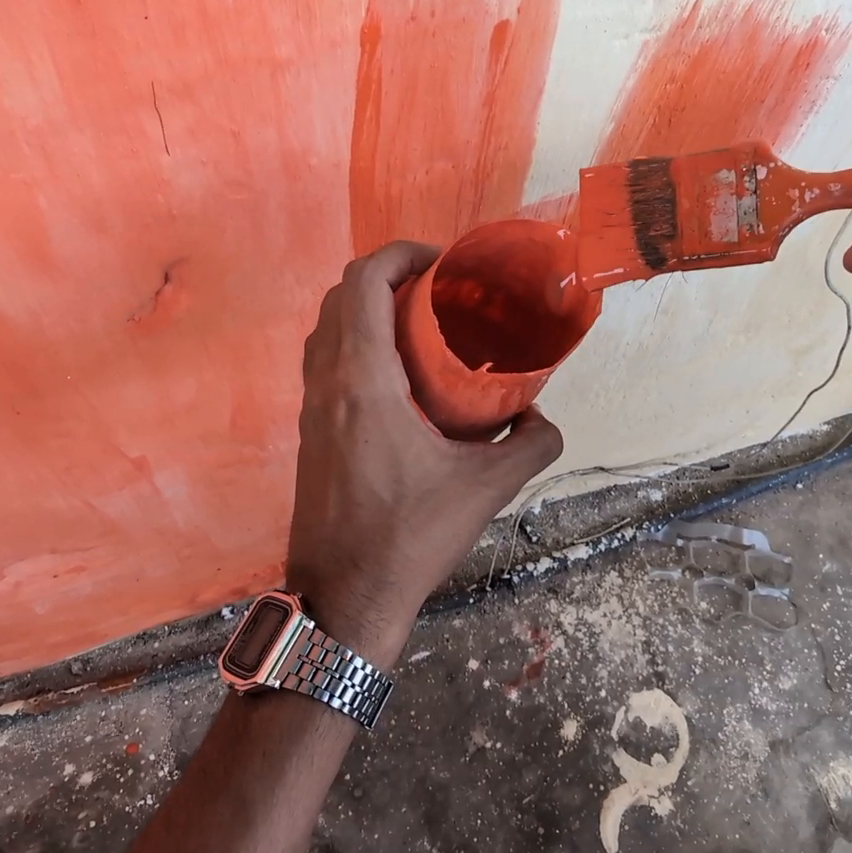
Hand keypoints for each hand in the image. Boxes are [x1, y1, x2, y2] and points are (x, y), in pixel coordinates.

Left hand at [285, 241, 564, 664]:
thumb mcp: (487, 488)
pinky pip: (325, 360)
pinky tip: (399, 374)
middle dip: (387, 276)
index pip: (363, 282)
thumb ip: (532, 444)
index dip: (400, 254)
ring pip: (327, 328)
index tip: (442, 262)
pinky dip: (355, 341)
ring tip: (420, 324)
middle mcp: (327, 383)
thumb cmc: (411, 536)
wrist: (344, 598)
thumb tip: (542, 417)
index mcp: (363, 381)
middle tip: (438, 291)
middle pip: (340, 296)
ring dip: (367, 308)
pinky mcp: (309, 432)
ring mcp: (310, 408)